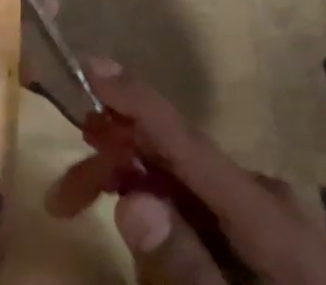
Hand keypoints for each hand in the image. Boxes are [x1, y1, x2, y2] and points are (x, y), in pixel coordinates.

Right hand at [50, 60, 325, 284]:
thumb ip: (186, 262)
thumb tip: (130, 200)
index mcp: (267, 213)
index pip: (190, 143)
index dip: (138, 100)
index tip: (90, 63)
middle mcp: (264, 194)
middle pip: (172, 156)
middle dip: (111, 160)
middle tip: (59, 197)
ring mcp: (262, 208)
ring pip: (175, 176)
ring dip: (125, 183)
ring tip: (77, 207)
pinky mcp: (256, 226)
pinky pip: (192, 198)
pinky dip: (152, 202)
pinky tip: (134, 220)